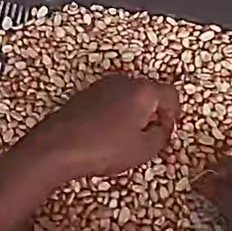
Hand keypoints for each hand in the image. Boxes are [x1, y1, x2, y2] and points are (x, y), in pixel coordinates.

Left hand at [20, 74, 179, 181]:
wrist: (58, 147)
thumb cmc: (104, 148)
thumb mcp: (144, 149)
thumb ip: (161, 136)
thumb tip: (160, 130)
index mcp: (143, 90)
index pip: (171, 95)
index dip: (173, 115)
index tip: (167, 132)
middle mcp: (124, 81)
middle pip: (149, 93)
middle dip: (153, 113)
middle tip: (150, 137)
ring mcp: (102, 86)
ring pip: (128, 96)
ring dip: (133, 114)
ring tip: (127, 139)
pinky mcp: (85, 95)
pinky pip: (110, 101)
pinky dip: (115, 114)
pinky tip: (107, 135)